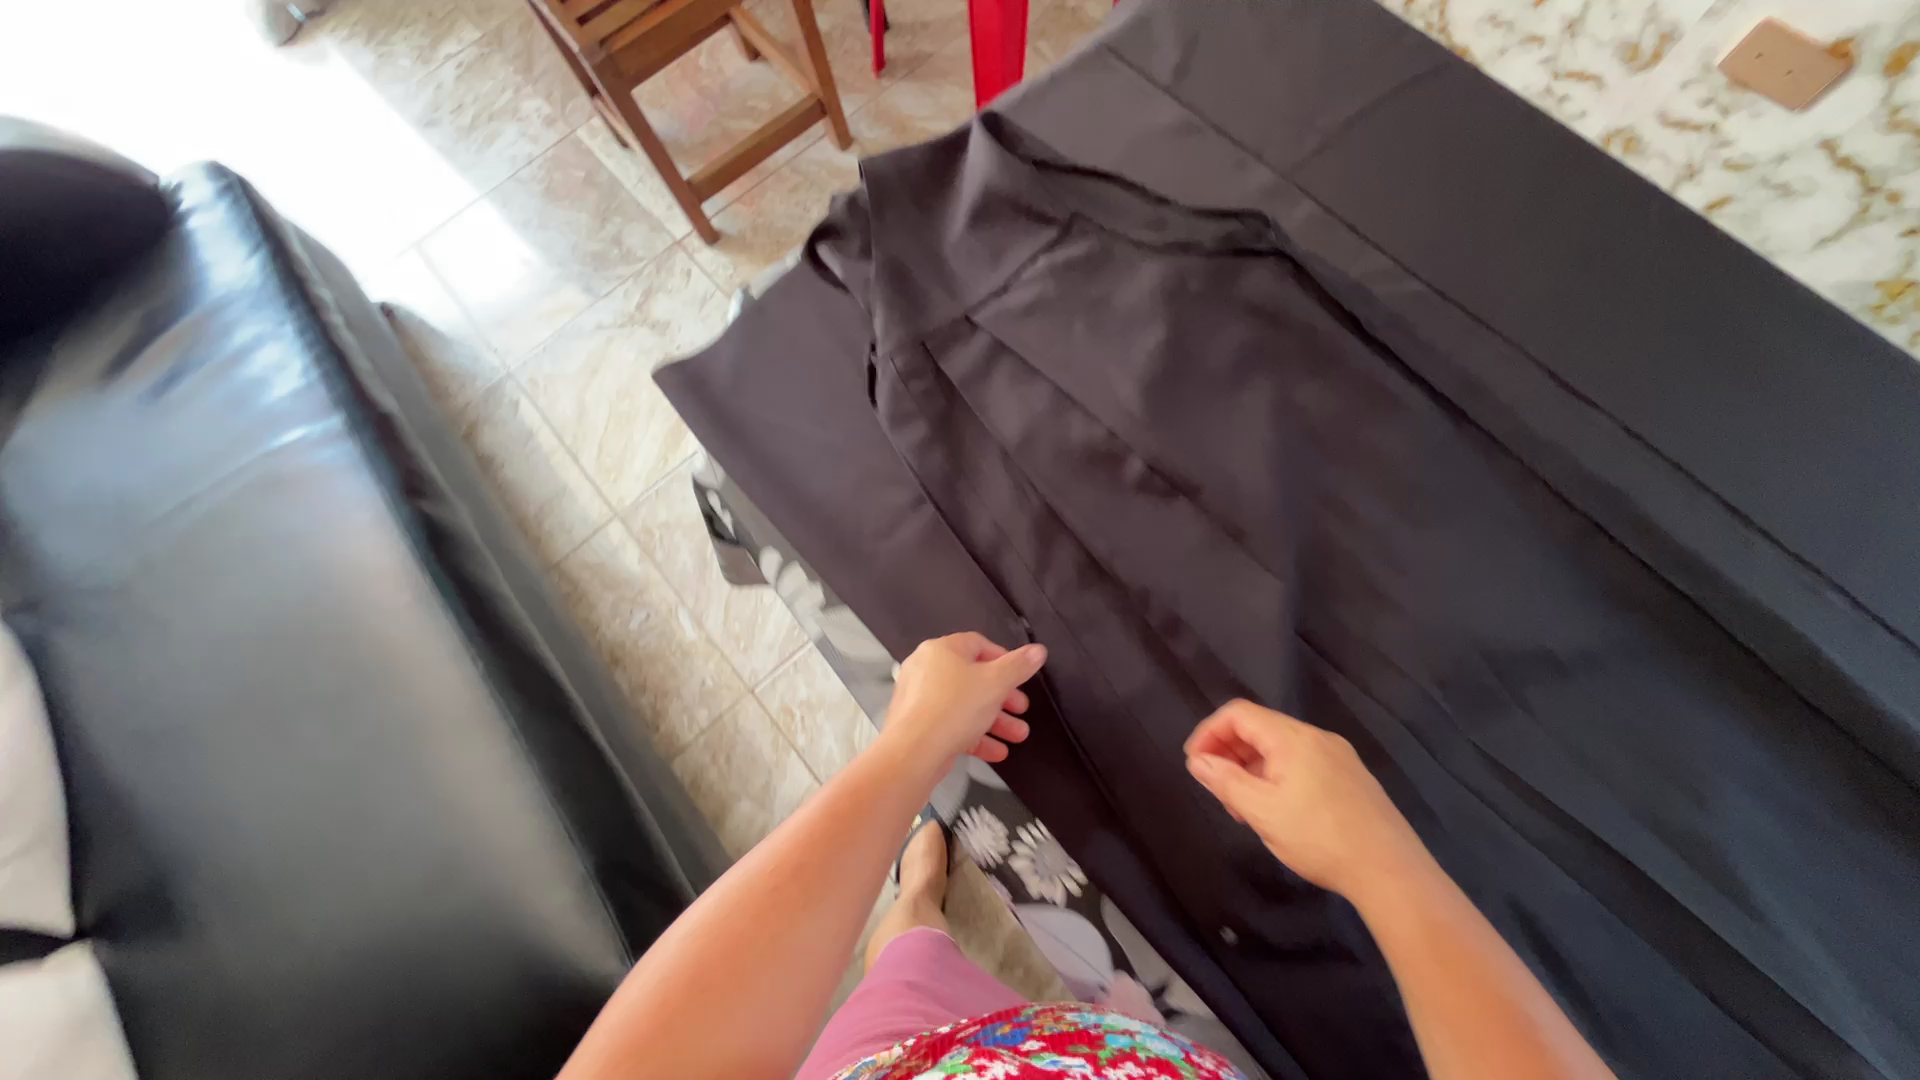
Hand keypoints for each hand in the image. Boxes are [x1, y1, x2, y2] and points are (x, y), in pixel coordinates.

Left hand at [883, 633, 1045, 764]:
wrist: (912, 753)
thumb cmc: (955, 707)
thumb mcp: (995, 683)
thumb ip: (1019, 666)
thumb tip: (1038, 650)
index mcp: (941, 650)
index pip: (977, 645)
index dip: (1003, 659)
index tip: (1020, 677)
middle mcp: (926, 669)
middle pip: (972, 678)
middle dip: (1003, 697)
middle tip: (1022, 709)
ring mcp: (919, 699)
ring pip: (964, 705)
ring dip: (994, 720)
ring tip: (1018, 736)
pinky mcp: (917, 726)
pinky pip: (951, 725)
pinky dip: (974, 736)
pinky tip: (997, 752)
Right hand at [1185, 700, 1432, 903]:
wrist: (1392, 873)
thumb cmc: (1319, 838)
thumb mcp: (1261, 812)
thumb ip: (1225, 781)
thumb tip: (1198, 761)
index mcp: (1292, 738)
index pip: (1238, 714)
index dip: (1209, 732)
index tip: (1195, 763)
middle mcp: (1317, 737)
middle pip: (1260, 728)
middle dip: (1229, 752)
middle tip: (1217, 789)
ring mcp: (1338, 757)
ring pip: (1280, 748)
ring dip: (1252, 768)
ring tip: (1244, 807)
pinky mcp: (1351, 778)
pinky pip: (1302, 763)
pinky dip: (1277, 777)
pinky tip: (1277, 811)